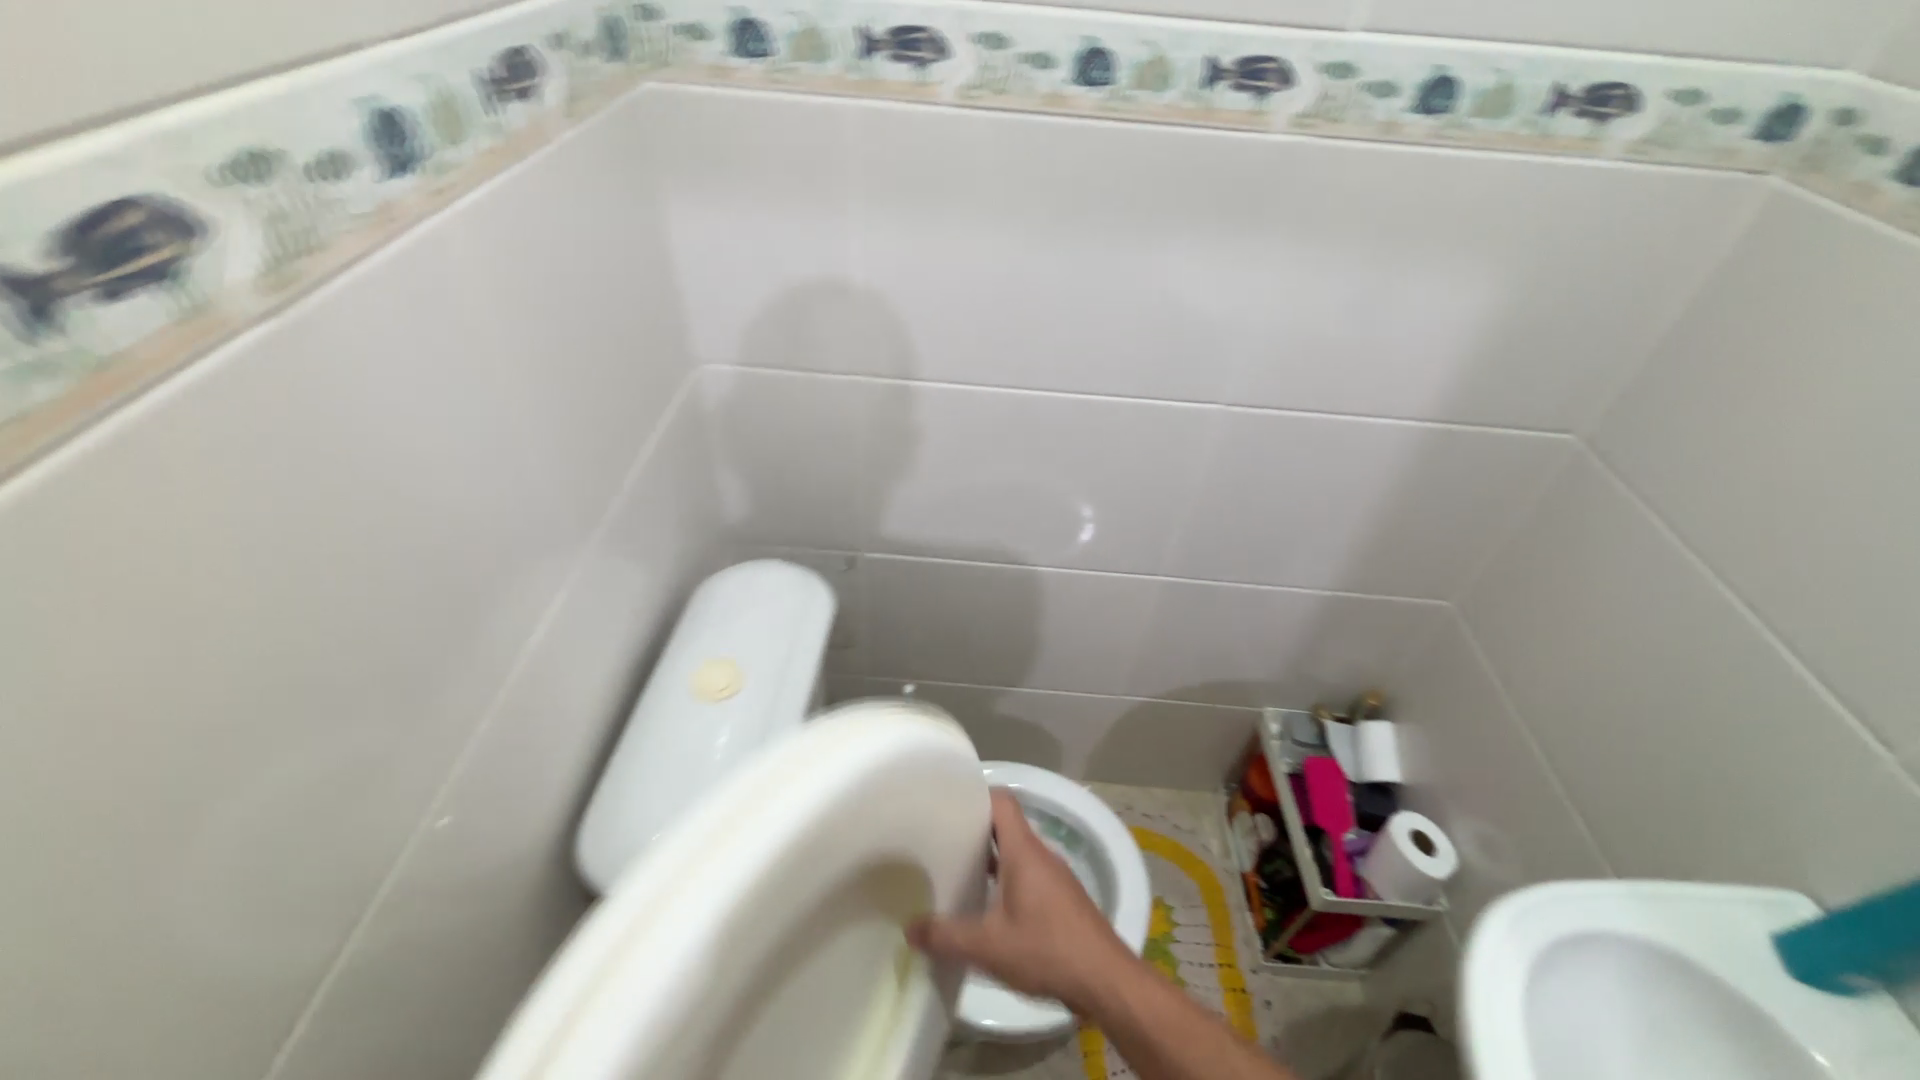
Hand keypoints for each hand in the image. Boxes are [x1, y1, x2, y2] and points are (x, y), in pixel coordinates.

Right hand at [907, 790, 1131, 1011]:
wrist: (1105, 980)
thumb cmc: (1047, 950)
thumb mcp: (987, 946)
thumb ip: (946, 935)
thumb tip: (909, 927)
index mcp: (1024, 851)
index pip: (1001, 801)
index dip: (975, 796)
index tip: (946, 806)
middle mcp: (1041, 856)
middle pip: (1005, 828)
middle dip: (973, 832)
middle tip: (938, 845)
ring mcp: (1055, 878)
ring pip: (1017, 856)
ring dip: (989, 862)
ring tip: (956, 877)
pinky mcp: (1062, 901)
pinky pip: (1028, 878)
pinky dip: (1006, 884)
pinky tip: (987, 910)